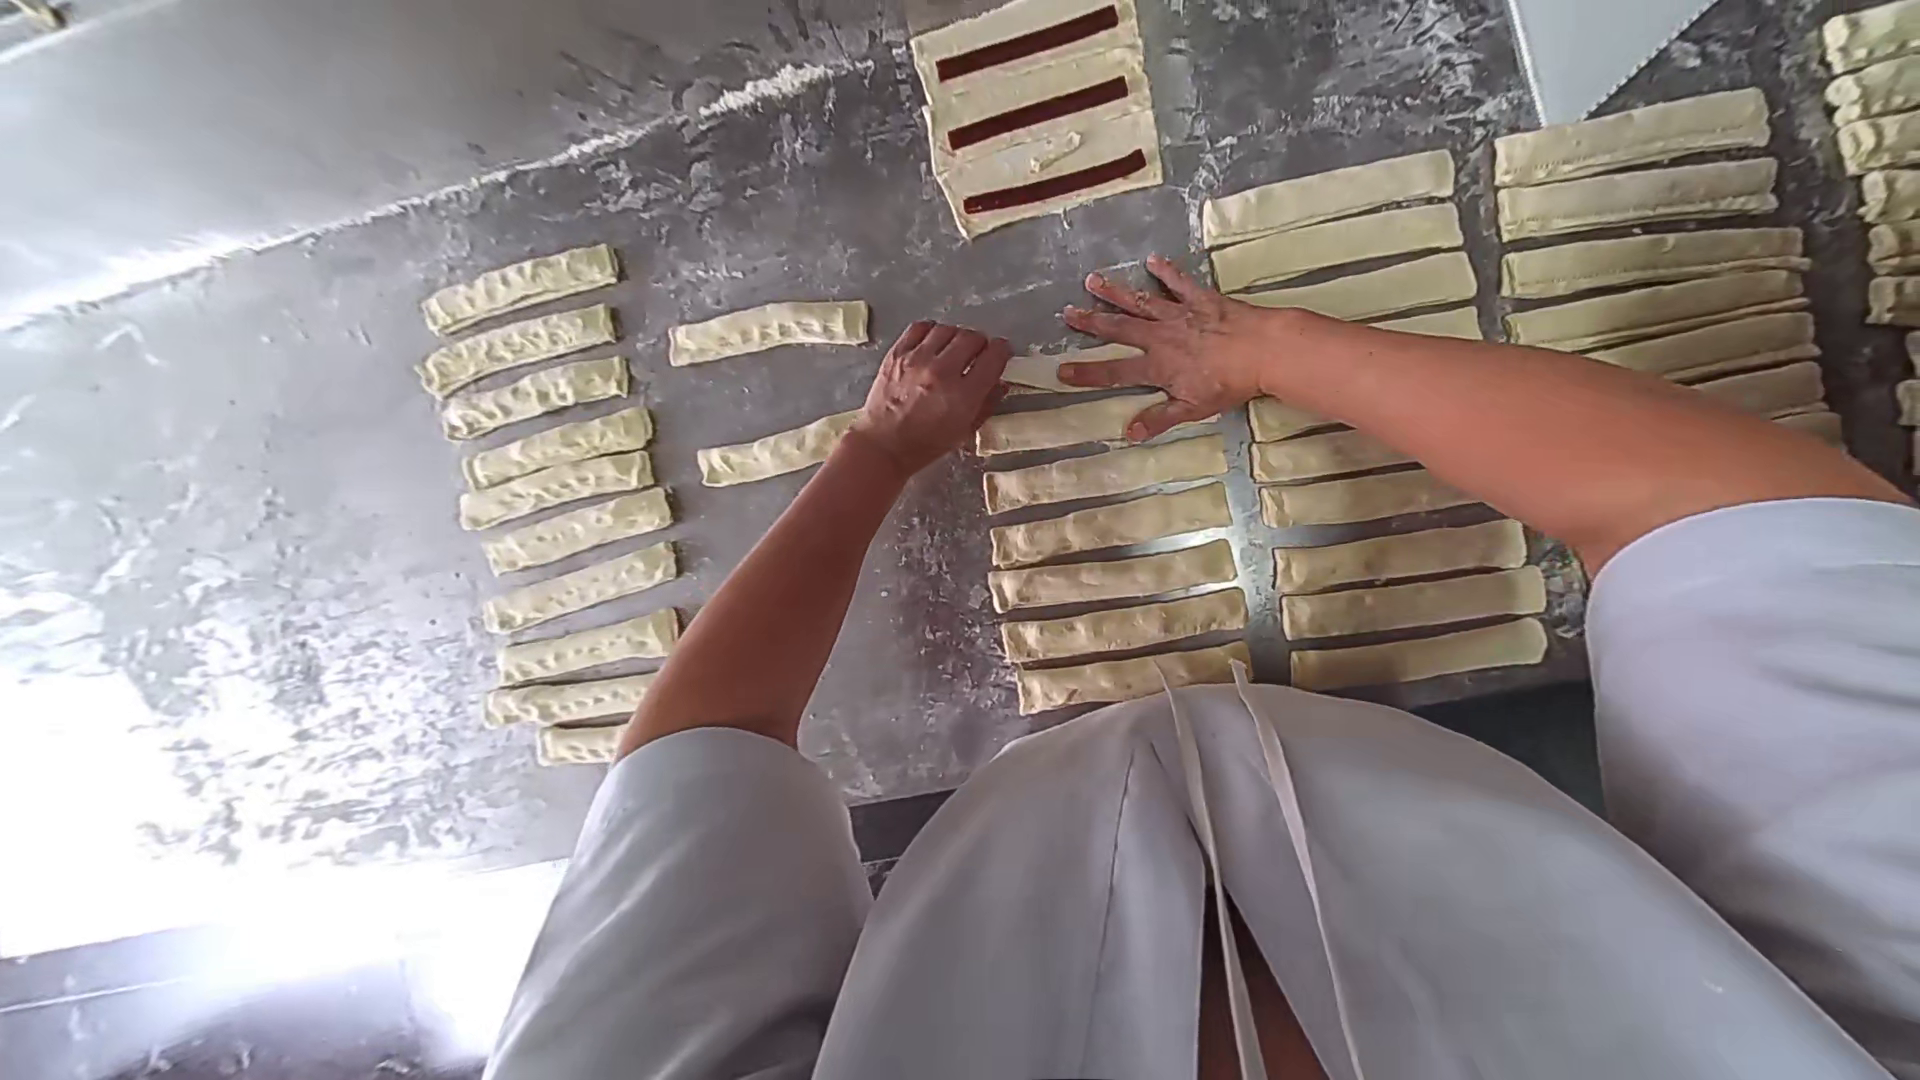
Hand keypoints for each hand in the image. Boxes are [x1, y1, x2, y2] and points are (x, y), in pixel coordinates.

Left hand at [848, 320, 1010, 478]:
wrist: (883, 445)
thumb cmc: (924, 445)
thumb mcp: (964, 431)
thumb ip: (986, 404)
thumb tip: (1000, 383)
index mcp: (963, 396)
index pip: (993, 357)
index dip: (1002, 351)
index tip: (1000, 353)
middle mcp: (941, 373)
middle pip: (972, 337)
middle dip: (980, 343)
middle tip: (977, 353)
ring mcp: (917, 360)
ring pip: (948, 329)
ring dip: (956, 337)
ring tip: (954, 349)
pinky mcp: (897, 354)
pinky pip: (920, 328)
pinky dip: (931, 332)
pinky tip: (932, 344)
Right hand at [1060, 254, 1310, 440]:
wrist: (1265, 350)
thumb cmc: (1229, 383)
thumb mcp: (1192, 409)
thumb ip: (1159, 418)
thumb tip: (1129, 433)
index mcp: (1157, 366)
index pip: (1114, 372)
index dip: (1086, 374)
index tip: (1061, 372)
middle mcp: (1160, 337)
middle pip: (1119, 329)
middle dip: (1091, 322)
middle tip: (1068, 313)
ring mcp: (1179, 315)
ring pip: (1140, 302)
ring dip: (1115, 292)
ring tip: (1092, 281)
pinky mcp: (1201, 299)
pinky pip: (1179, 283)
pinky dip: (1166, 271)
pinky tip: (1151, 260)